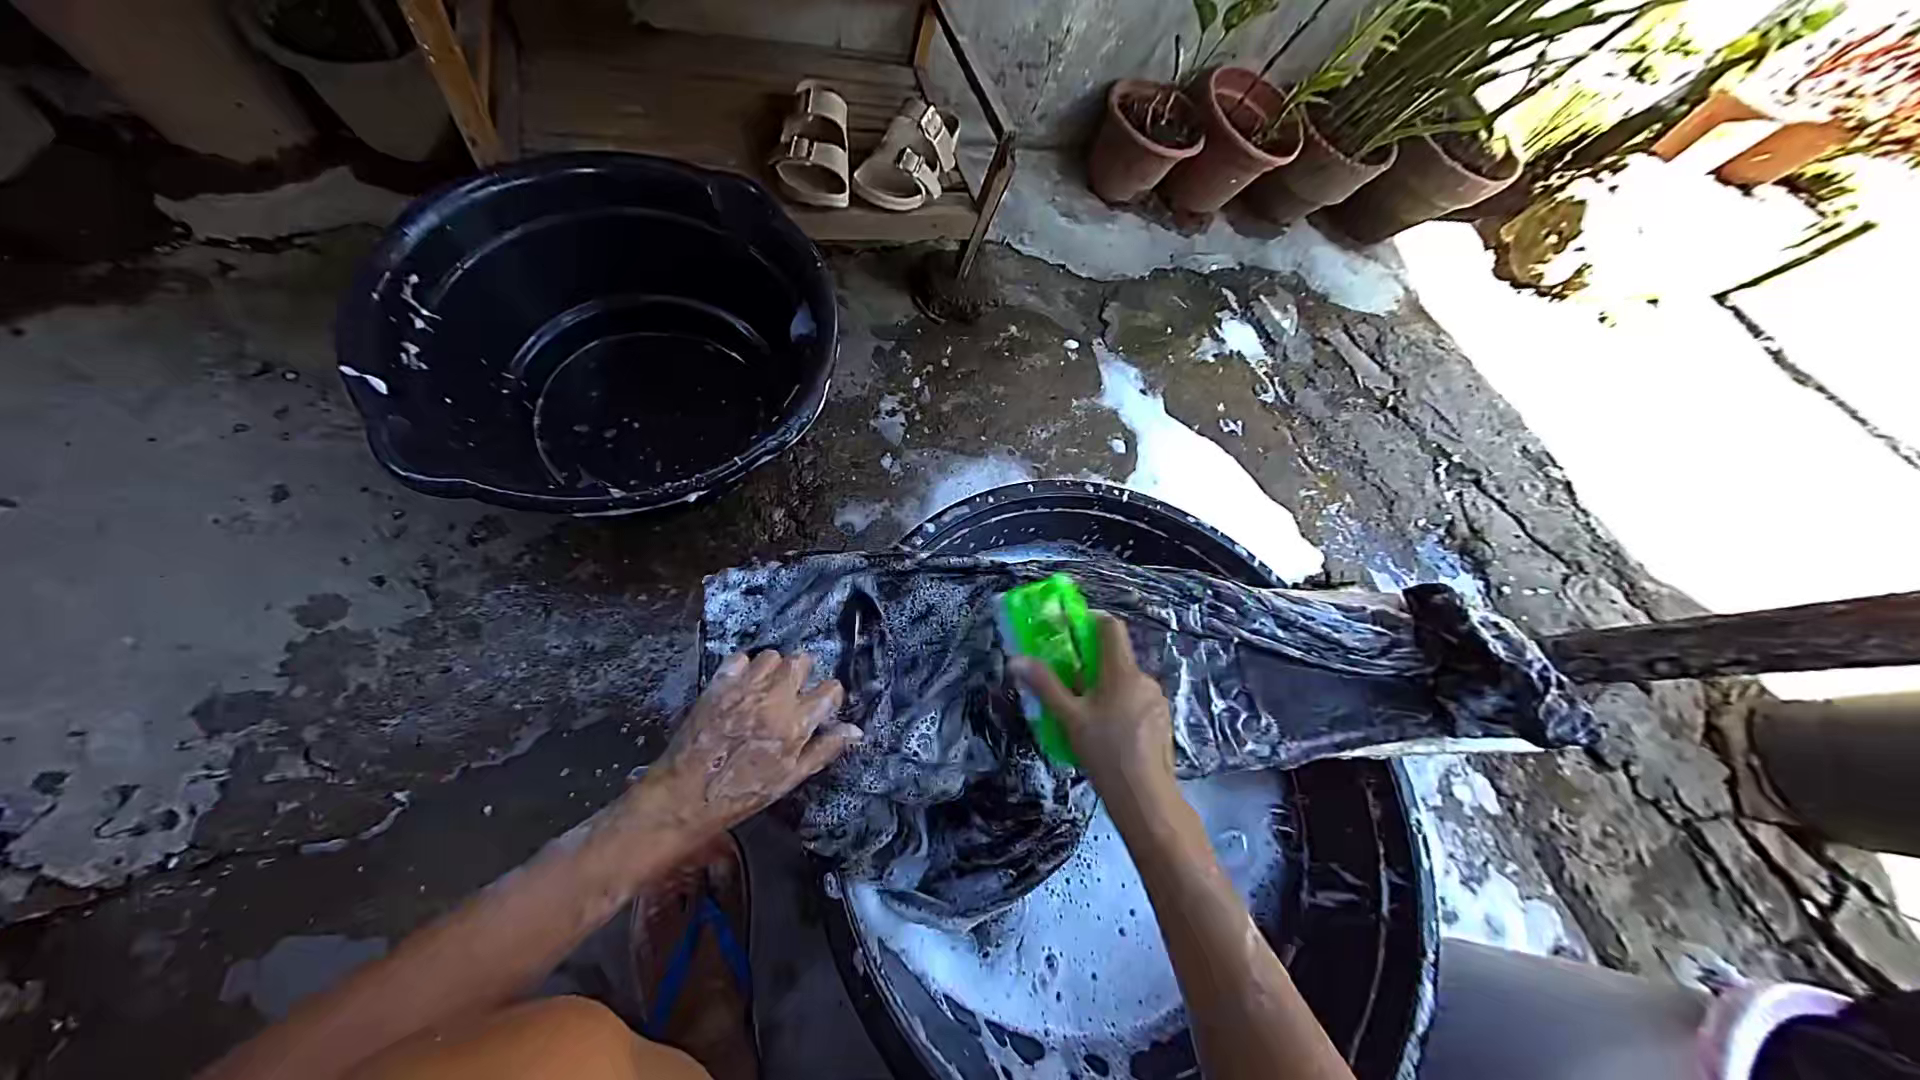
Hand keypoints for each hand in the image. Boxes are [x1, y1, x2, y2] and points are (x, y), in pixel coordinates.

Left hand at [641, 650, 858, 838]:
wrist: (685, 795)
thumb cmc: (742, 793)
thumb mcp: (790, 779)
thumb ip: (824, 750)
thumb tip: (854, 731)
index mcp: (796, 723)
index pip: (830, 689)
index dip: (829, 696)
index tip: (822, 705)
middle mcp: (773, 698)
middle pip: (801, 661)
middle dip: (803, 674)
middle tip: (793, 694)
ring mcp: (744, 688)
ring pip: (772, 656)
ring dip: (774, 669)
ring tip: (767, 688)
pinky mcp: (719, 684)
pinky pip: (740, 659)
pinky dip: (745, 668)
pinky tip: (743, 687)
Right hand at [1010, 614, 1175, 801]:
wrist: (1146, 797)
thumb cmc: (1105, 751)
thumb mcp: (1069, 718)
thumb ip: (1045, 685)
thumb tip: (1016, 660)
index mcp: (1122, 671)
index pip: (1111, 627)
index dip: (1090, 620)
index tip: (1070, 629)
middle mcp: (1144, 679)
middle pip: (1115, 658)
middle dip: (1090, 665)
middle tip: (1067, 684)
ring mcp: (1157, 701)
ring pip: (1126, 683)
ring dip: (1105, 689)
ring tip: (1085, 715)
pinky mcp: (1162, 722)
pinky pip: (1136, 702)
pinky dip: (1119, 707)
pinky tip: (1107, 734)